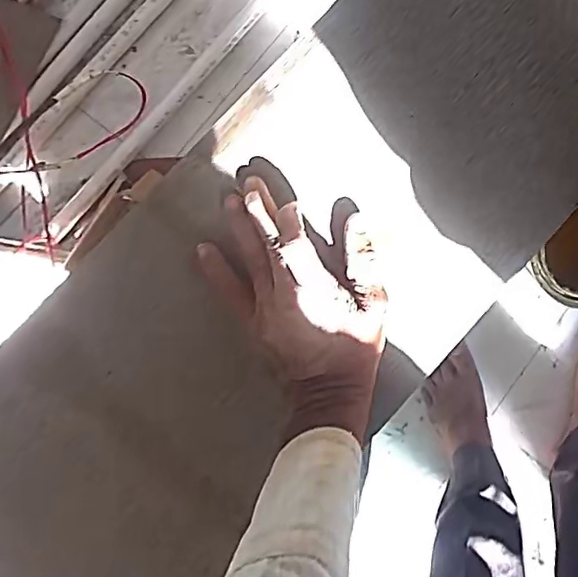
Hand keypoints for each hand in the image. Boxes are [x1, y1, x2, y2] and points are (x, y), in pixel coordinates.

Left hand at [198, 177, 387, 442]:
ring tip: (229, 201)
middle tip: (249, 182)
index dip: (289, 216)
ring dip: (239, 228)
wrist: (329, 394)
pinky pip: (230, 293)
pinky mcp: (253, 323)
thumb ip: (363, 258)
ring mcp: (263, 309)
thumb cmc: (356, 348)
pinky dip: (216, 270)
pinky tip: (203, 250)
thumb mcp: (375, 303)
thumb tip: (354, 218)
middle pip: (267, 243)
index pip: (295, 241)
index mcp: (313, 288)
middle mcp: (282, 295)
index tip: (290, 198)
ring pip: (249, 260)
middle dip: (258, 210)